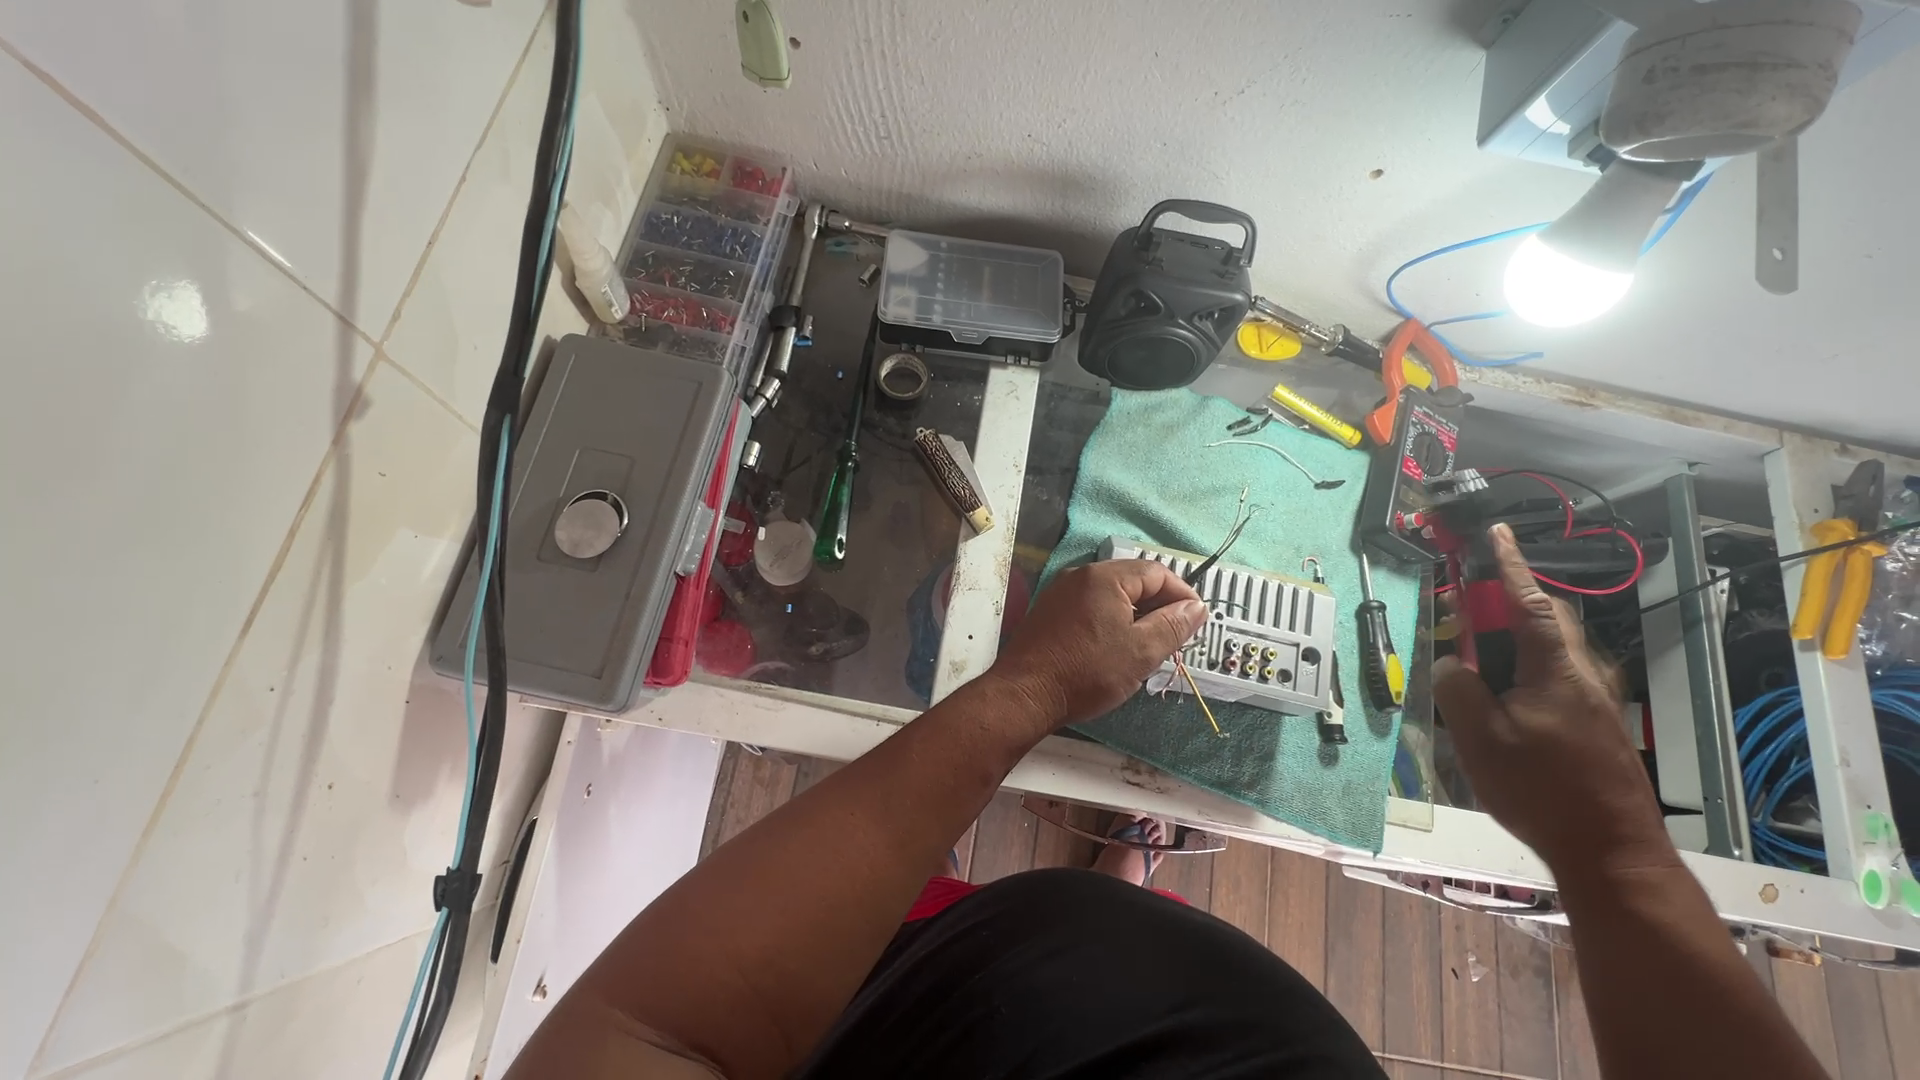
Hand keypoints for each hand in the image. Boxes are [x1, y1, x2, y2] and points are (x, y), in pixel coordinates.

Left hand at [987, 560, 1207, 727]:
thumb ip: (1172, 626)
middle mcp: (1080, 575)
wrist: (1025, 694)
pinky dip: (1110, 621)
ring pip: (1111, 595)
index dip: (1182, 595)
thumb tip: (1196, 607)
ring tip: (1148, 646)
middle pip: (1133, 580)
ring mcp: (1060, 593)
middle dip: (1159, 605)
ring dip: (1135, 615)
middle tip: (1175, 637)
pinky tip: (1115, 648)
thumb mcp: (1141, 652)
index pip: (1157, 572)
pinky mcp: (1049, 612)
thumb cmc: (1086, 673)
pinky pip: (1090, 607)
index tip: (1195, 621)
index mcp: (1104, 577)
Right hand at [1432, 525, 1670, 875]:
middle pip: (1545, 620)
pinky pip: (1554, 675)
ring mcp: (1595, 699)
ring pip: (1551, 649)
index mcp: (1556, 671)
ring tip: (1475, 663)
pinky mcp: (1596, 722)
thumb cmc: (1540, 790)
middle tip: (1464, 613)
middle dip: (1505, 604)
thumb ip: (1458, 689)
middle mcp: (1583, 675)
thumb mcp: (1480, 739)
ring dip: (1512, 640)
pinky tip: (1501, 700)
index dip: (1508, 565)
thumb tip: (1452, 664)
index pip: (1529, 602)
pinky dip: (1523, 667)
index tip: (1495, 532)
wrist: (1610, 849)